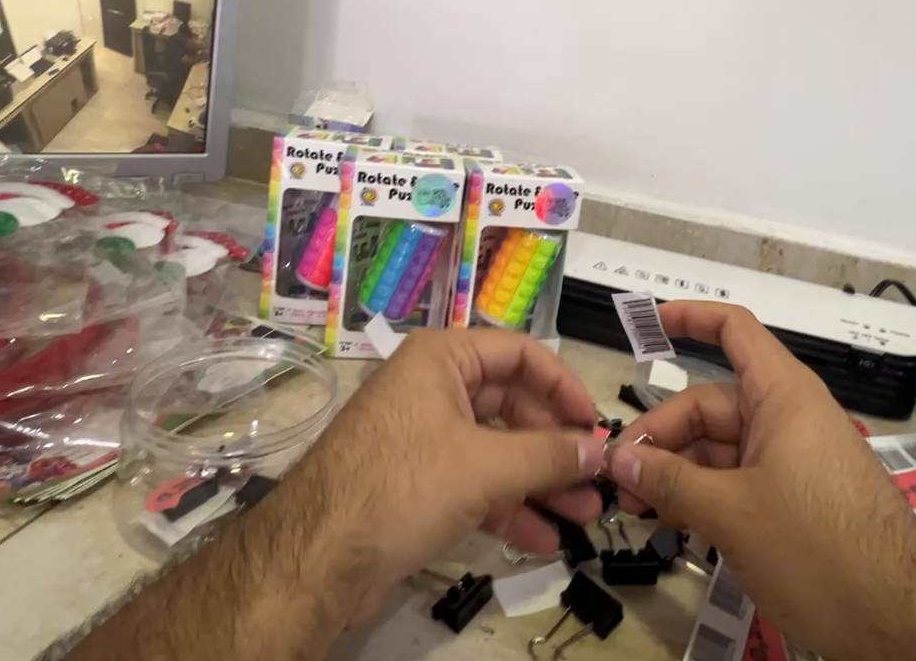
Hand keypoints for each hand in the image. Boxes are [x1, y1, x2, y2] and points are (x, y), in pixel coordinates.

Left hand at [289, 327, 609, 613]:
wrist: (316, 560)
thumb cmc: (403, 487)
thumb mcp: (485, 467)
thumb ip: (548, 455)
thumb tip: (599, 449)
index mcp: (442, 358)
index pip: (520, 354)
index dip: (563, 386)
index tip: (595, 424)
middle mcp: (434, 387)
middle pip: (512, 405)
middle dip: (555, 446)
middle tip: (596, 479)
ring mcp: (425, 436)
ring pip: (497, 449)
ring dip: (540, 481)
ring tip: (584, 516)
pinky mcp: (418, 481)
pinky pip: (475, 482)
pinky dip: (508, 506)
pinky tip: (542, 539)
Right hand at [608, 302, 915, 660]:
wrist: (905, 627)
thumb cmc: (818, 548)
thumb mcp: (731, 513)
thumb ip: (668, 483)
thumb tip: (617, 462)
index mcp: (782, 394)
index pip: (734, 329)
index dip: (690, 317)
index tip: (648, 321)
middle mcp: (788, 417)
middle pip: (711, 403)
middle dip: (662, 435)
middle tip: (618, 475)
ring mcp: (794, 461)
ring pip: (720, 447)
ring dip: (677, 472)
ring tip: (635, 507)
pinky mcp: (797, 500)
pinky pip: (739, 480)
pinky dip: (704, 494)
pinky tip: (673, 522)